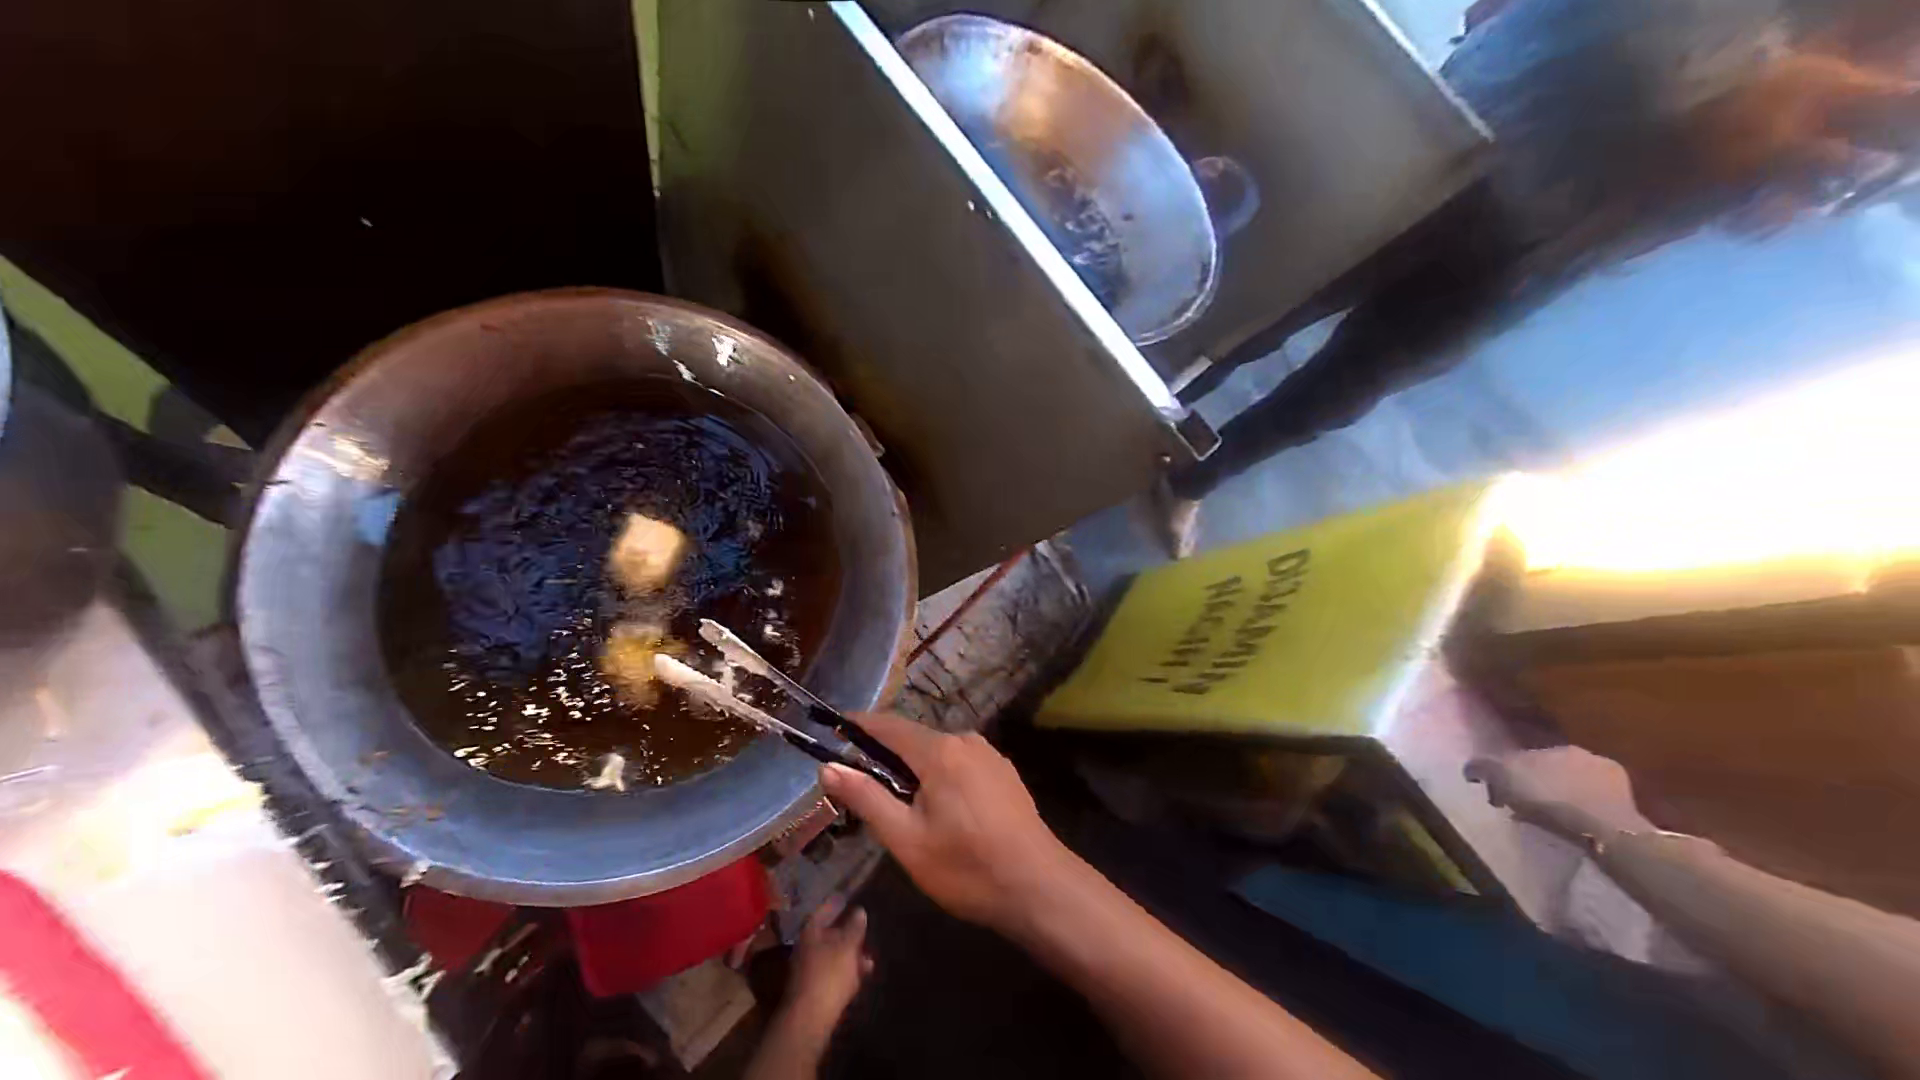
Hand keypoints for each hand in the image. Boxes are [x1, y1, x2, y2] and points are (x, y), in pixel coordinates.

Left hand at [775, 898, 871, 1042]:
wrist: (809, 1019)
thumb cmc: (829, 974)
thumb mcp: (848, 946)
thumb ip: (854, 928)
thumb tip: (860, 911)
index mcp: (811, 932)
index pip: (823, 910)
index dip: (835, 904)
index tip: (846, 897)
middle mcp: (806, 948)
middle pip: (828, 934)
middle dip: (847, 933)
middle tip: (863, 929)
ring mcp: (808, 970)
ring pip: (832, 955)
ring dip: (850, 955)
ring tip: (869, 959)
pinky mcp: (813, 989)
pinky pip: (832, 973)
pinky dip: (846, 971)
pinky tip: (861, 976)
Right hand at [818, 713, 1077, 932]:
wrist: (1039, 888)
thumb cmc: (966, 867)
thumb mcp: (906, 838)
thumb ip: (866, 797)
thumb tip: (828, 767)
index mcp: (940, 751)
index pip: (889, 726)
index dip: (859, 726)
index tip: (834, 729)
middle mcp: (966, 741)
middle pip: (914, 739)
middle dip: (885, 755)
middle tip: (861, 786)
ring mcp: (990, 755)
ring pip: (938, 752)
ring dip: (914, 769)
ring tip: (900, 806)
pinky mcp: (1004, 773)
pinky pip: (960, 764)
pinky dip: (940, 776)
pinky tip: (940, 810)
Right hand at [1466, 747, 1654, 845]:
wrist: (1604, 830)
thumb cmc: (1547, 797)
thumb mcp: (1500, 776)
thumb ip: (1481, 766)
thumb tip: (1471, 769)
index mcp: (1558, 746)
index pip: (1527, 756)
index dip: (1511, 773)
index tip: (1501, 792)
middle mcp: (1587, 756)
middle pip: (1553, 769)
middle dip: (1538, 783)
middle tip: (1523, 804)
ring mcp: (1614, 782)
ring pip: (1575, 786)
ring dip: (1561, 797)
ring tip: (1547, 817)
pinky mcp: (1629, 806)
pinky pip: (1594, 805)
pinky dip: (1581, 812)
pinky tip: (1572, 825)